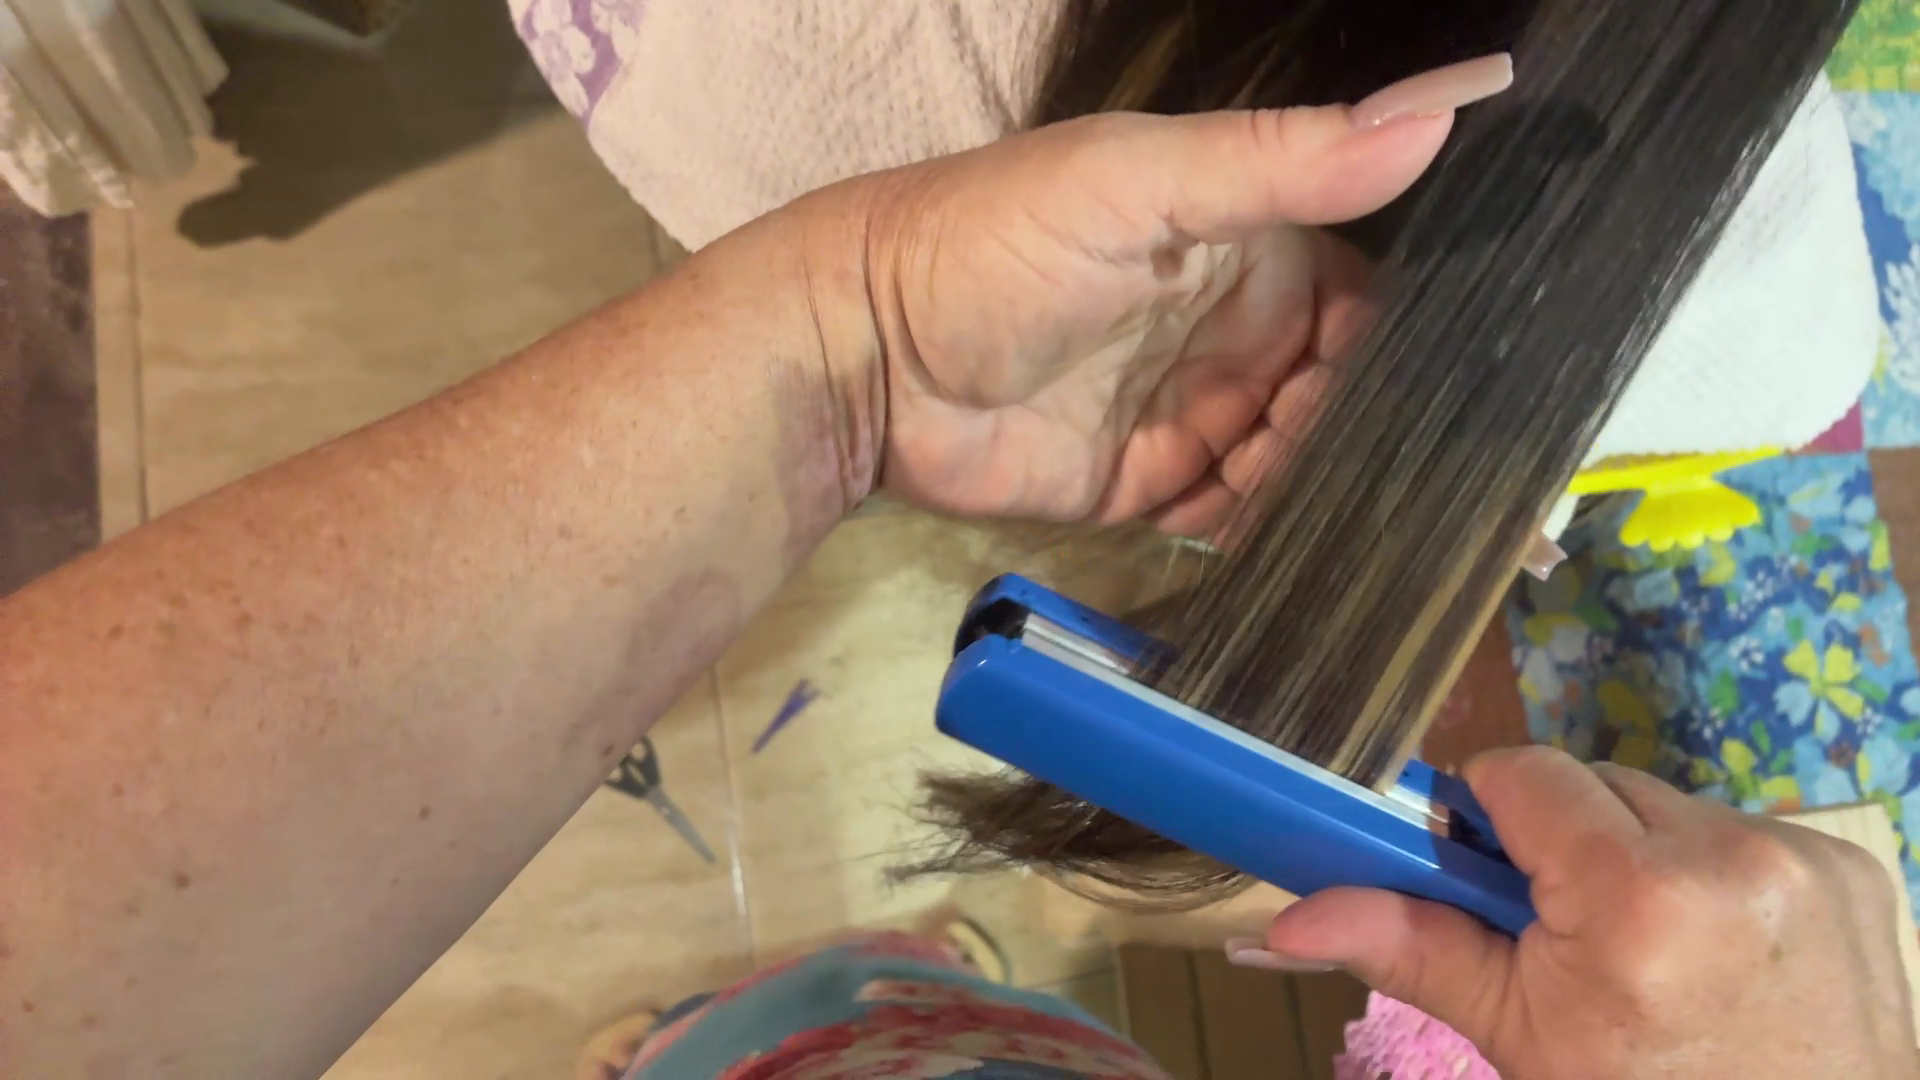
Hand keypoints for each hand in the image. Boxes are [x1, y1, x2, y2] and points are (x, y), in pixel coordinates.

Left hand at [800, 55, 1511, 535]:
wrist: (874, 357)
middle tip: (1304, 442)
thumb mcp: (1132, 185)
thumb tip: (1454, 105)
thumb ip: (1275, 163)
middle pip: (1328, 391)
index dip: (1387, 341)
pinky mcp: (1138, 485)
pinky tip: (1234, 520)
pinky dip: (1237, 519)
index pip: (1356, 299)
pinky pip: (1215, 510)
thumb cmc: (993, 252)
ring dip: (1295, 478)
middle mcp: (1220, 337)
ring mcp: (1180, 417)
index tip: (1405, 384)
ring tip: (1265, 478)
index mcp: (1236, 251)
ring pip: (1281, 459)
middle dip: (1340, 424)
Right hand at [1258, 746, 1919, 1078]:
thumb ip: (1397, 944)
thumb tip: (1278, 925)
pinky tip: (1709, 934)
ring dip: (1622, 845)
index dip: (1489, 815)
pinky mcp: (1853, 868)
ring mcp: (1808, 858)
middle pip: (1584, 781)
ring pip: (1647, 798)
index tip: (1493, 876)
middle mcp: (1734, 855)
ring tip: (1638, 931)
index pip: (1519, 770)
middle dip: (1556, 832)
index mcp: (1637, 895)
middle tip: (1560, 915)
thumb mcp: (1506, 1028)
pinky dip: (1694, 864)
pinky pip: (1720, 823)